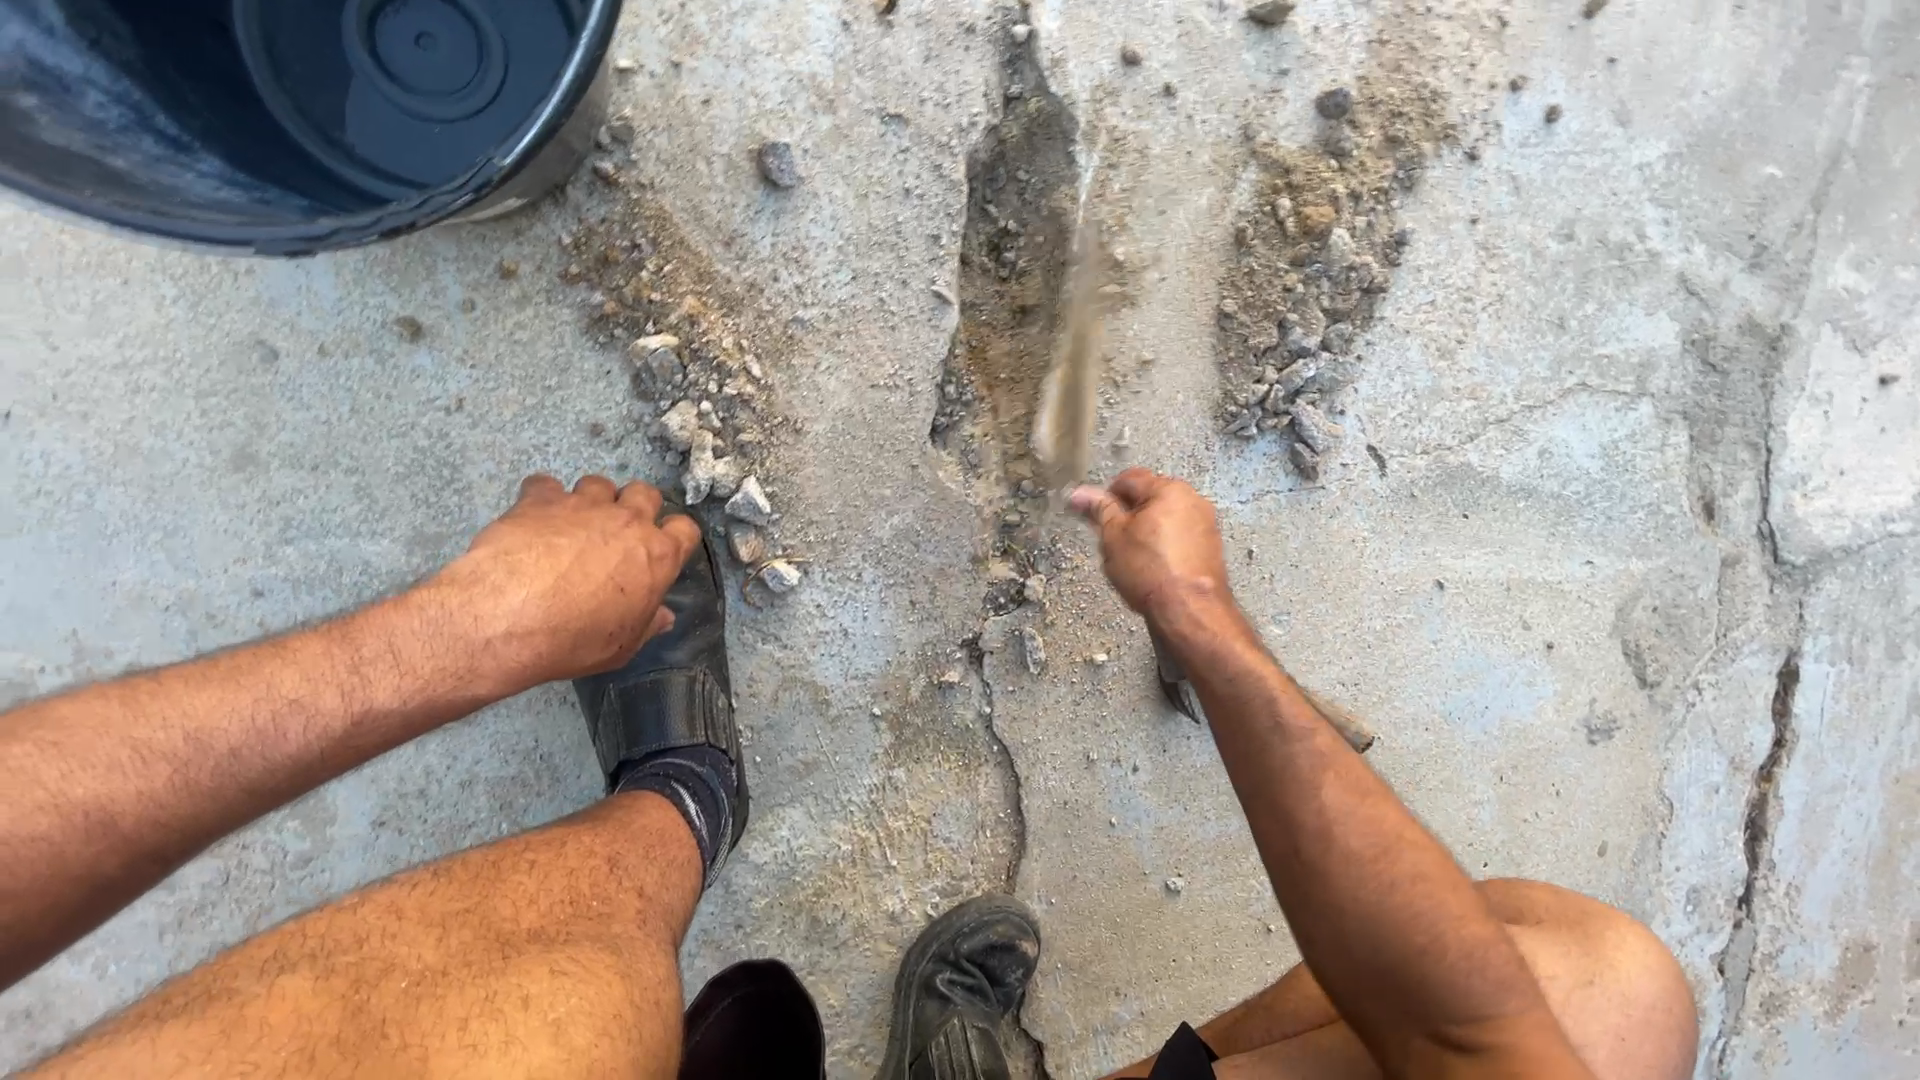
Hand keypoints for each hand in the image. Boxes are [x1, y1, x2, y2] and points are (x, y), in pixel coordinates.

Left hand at [421, 475, 701, 692]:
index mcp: (658, 555)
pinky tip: (532, 518)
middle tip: (617, 530)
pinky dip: (541, 497)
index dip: (674, 536)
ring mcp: (584, 505)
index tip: (660, 548)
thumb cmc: (575, 639)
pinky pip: (545, 484)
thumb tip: (664, 616)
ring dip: (591, 500)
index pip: (686, 529)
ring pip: (598, 483)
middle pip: (645, 493)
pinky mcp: (541, 499)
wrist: (508, 618)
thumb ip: (647, 624)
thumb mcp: (622, 646)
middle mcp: (628, 521)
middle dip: (635, 506)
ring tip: (572, 523)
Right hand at [1069, 468, 1235, 629]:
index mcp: (1168, 489)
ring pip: (1165, 516)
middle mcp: (1192, 498)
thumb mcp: (1113, 537)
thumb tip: (1078, 493)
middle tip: (1113, 539)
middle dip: (1128, 513)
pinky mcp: (1211, 545)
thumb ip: (1098, 509)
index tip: (1096, 517)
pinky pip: (1180, 534)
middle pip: (1150, 496)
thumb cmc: (1150, 570)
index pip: (1129, 478)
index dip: (1107, 496)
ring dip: (1147, 529)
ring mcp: (1206, 522)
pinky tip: (1154, 566)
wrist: (1190, 608)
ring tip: (1134, 557)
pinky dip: (1165, 543)